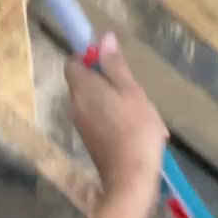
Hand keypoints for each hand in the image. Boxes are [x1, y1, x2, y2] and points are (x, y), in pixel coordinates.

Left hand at [65, 33, 167, 197]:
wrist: (130, 179)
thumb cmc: (135, 131)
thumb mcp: (131, 92)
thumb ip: (115, 65)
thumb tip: (103, 38)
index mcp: (82, 89)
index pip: (73, 63)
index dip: (90, 58)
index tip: (113, 63)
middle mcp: (75, 105)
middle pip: (86, 83)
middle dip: (110, 82)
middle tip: (136, 91)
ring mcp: (81, 125)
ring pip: (96, 102)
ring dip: (118, 102)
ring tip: (145, 114)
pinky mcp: (90, 141)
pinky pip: (101, 120)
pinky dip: (117, 120)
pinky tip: (141, 131)